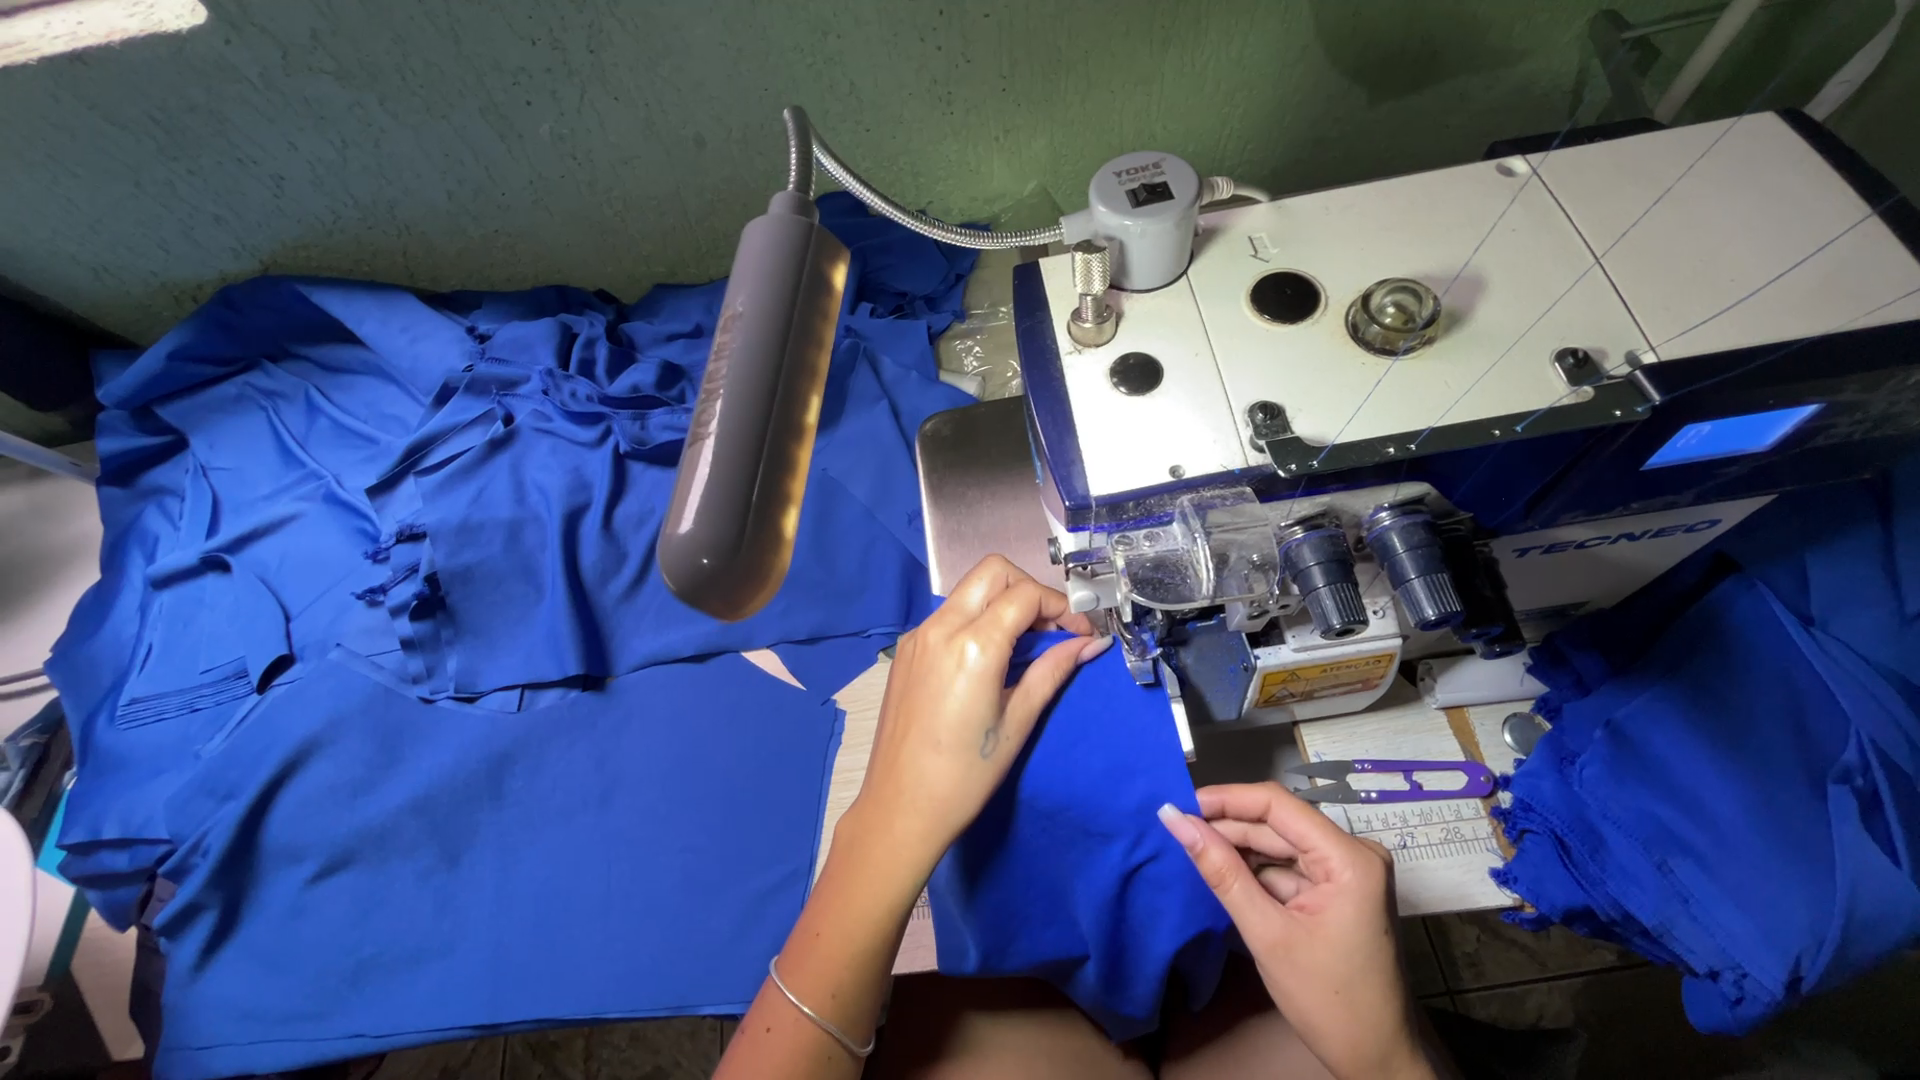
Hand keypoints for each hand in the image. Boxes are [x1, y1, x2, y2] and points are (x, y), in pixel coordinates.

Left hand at [852, 556, 1108, 872]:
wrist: (899, 807)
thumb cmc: (965, 775)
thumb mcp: (1017, 723)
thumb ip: (1053, 671)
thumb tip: (1090, 643)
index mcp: (973, 646)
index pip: (1025, 594)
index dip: (1062, 606)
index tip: (1080, 633)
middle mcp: (940, 628)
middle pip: (993, 571)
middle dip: (1029, 589)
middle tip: (1051, 629)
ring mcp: (917, 636)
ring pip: (968, 589)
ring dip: (1003, 601)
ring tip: (1025, 645)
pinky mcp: (906, 650)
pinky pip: (948, 614)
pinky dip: (977, 618)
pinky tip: (990, 658)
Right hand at [1158, 782, 1439, 1079]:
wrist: (1378, 1060)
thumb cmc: (1327, 1001)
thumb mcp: (1266, 933)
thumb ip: (1220, 870)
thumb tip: (1173, 819)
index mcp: (1349, 857)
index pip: (1277, 804)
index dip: (1225, 799)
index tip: (1179, 805)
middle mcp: (1353, 852)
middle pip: (1277, 823)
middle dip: (1226, 826)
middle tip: (1176, 829)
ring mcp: (1348, 870)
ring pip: (1279, 843)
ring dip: (1237, 848)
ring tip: (1191, 848)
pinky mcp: (1339, 888)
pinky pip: (1288, 865)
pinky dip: (1255, 869)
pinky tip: (1222, 871)